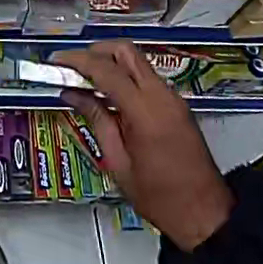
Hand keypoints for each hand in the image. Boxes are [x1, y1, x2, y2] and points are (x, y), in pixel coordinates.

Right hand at [54, 41, 235, 250]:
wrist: (204, 211)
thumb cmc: (160, 197)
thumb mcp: (118, 162)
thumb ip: (97, 121)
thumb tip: (74, 94)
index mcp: (145, 111)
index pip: (107, 70)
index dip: (79, 61)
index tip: (58, 61)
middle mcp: (162, 95)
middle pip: (126, 52)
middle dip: (96, 52)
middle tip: (72, 67)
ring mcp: (172, 97)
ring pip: (137, 62)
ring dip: (111, 64)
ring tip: (84, 82)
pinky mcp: (177, 104)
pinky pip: (147, 78)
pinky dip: (125, 77)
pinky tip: (107, 96)